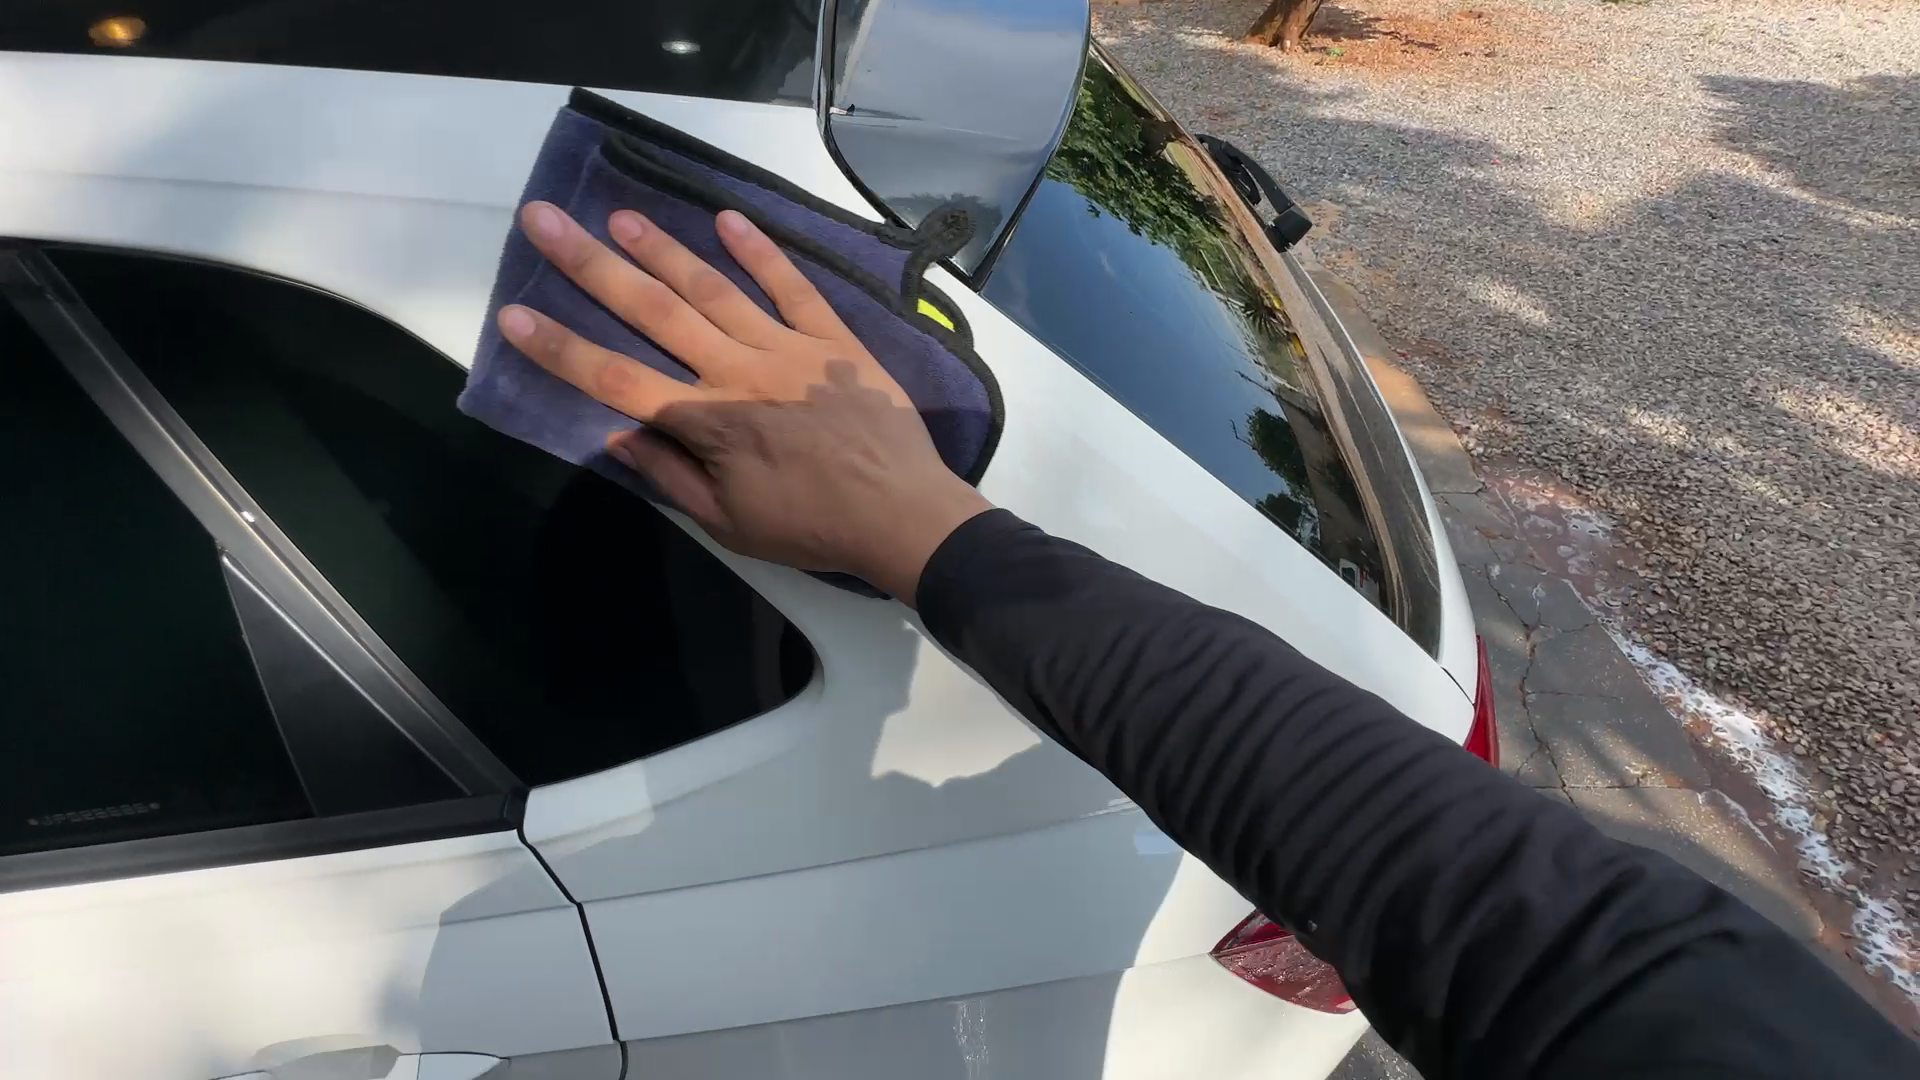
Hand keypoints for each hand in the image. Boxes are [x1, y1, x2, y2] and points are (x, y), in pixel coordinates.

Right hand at [497, 201, 992, 602]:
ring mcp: (789, 350)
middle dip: (592, 267)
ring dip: (664, 250)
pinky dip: (762, 253)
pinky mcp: (835, 340)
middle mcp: (739, 373)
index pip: (617, 380)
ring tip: (620, 216)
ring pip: (715, 290)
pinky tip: (729, 220)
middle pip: (654, 313)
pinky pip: (794, 287)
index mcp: (709, 423)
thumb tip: (618, 436)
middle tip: (544, 220)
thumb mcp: (732, 525)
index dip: (561, 349)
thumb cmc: (816, 528)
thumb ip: (673, 478)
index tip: (513, 314)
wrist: (903, 514)